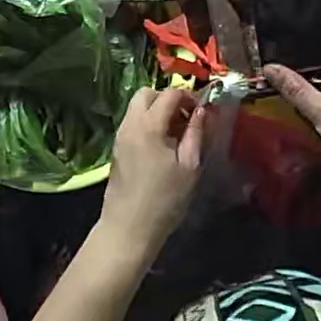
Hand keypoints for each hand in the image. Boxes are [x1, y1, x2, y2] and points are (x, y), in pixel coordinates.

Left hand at [97, 87, 206, 253]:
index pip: (170, 94)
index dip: (189, 97)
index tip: (203, 112)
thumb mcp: (189, 166)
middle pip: (147, 93)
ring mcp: (120, 135)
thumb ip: (196, 134)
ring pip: (137, 107)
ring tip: (177, 133)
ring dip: (157, 110)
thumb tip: (203, 111)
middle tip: (187, 118)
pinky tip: (162, 145)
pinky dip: (148, 122)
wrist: (129, 227)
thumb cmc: (165, 199)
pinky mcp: (117, 148)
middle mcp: (130, 124)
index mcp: (149, 125)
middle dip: (169, 99)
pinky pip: (133, 122)